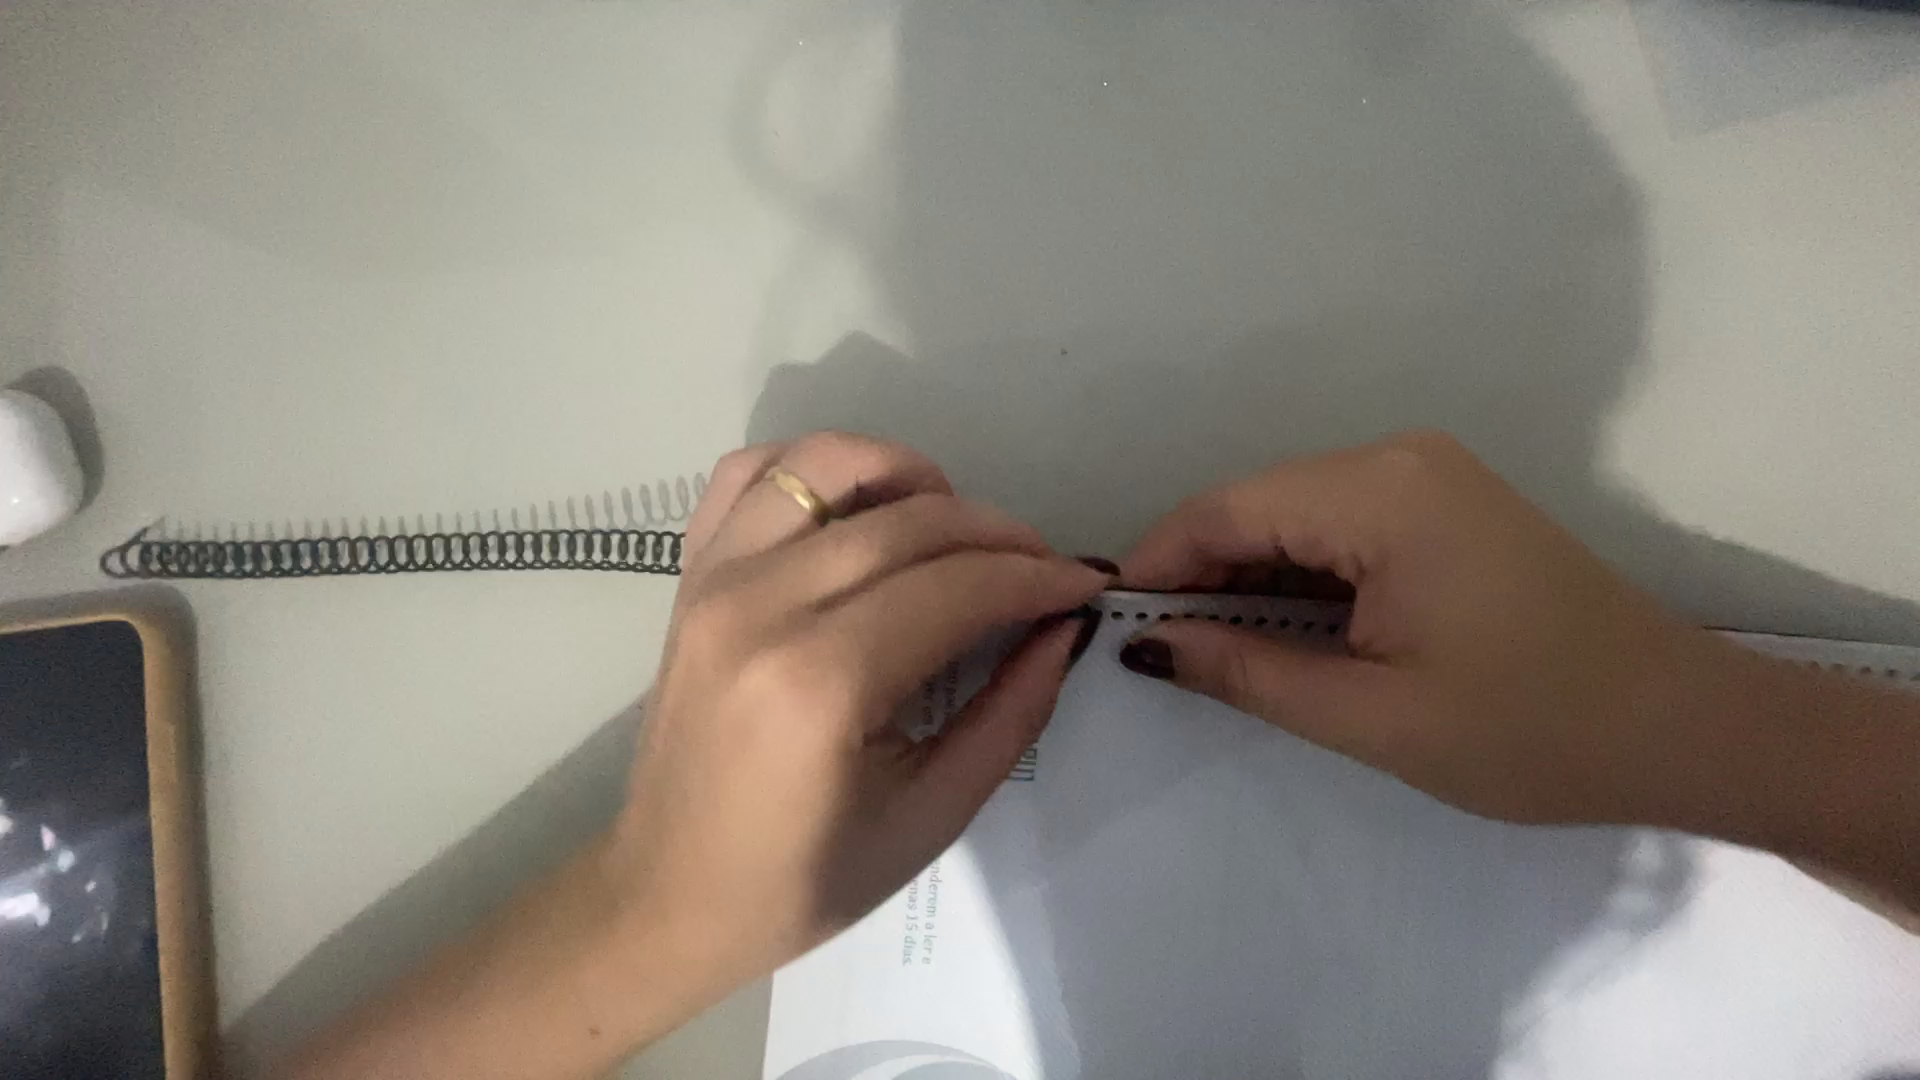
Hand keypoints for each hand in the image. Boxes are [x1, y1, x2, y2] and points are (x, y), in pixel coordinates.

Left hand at [609, 432, 1108, 1008]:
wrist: (665, 896)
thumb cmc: (802, 879)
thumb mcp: (932, 816)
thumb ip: (1011, 712)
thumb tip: (1062, 628)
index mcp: (820, 683)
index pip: (957, 587)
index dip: (1036, 577)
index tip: (1082, 583)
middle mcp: (759, 606)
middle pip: (908, 521)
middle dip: (997, 532)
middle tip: (1040, 566)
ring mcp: (713, 577)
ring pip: (827, 463)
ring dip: (909, 474)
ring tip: (951, 524)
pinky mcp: (689, 572)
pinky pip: (751, 473)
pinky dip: (816, 466)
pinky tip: (858, 509)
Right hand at [1116, 431, 1756, 829]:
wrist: (1694, 731)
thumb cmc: (1533, 731)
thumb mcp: (1369, 716)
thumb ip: (1243, 670)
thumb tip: (1143, 645)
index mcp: (1381, 496)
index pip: (1225, 510)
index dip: (1158, 563)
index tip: (1113, 621)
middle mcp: (1393, 459)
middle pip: (1250, 505)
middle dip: (1195, 572)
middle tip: (1159, 644)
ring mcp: (1417, 474)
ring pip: (1282, 513)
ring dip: (1238, 575)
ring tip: (1210, 642)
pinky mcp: (1430, 500)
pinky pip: (1325, 523)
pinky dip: (1285, 572)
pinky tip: (1274, 622)